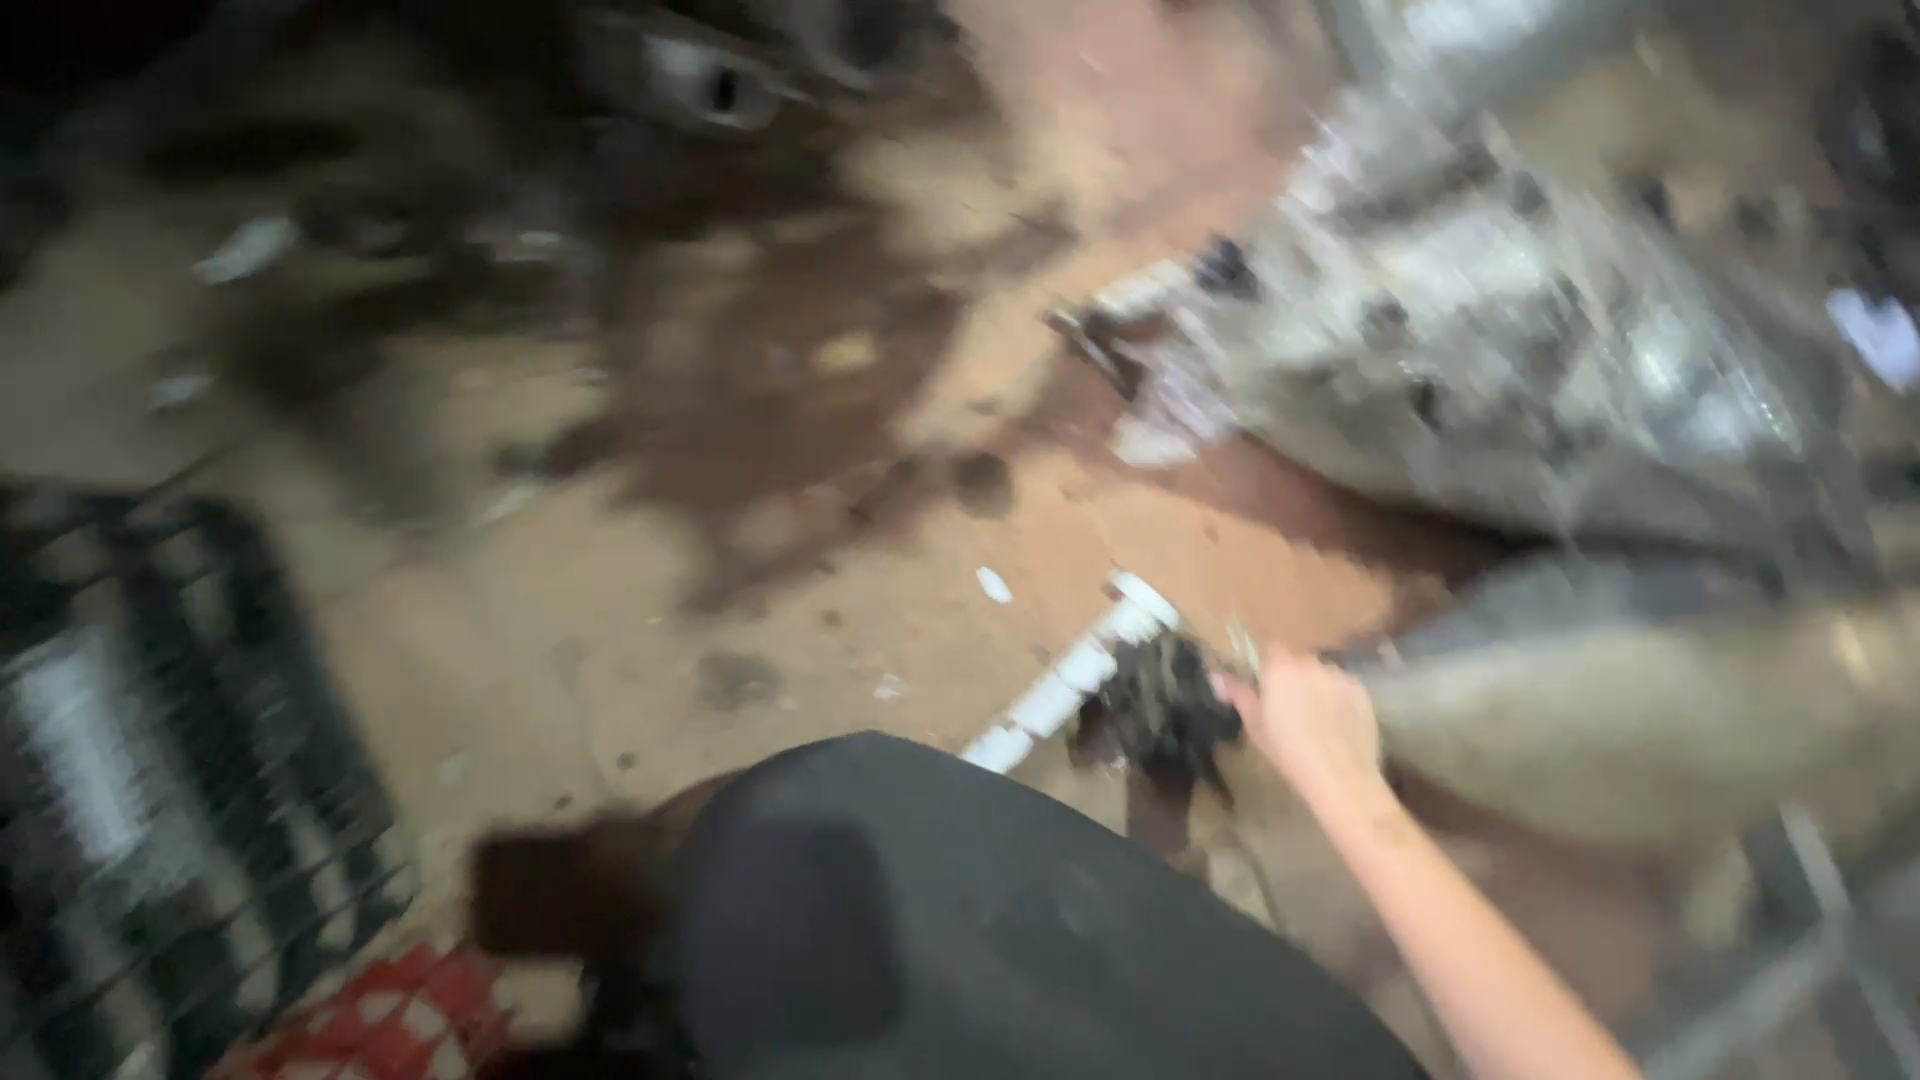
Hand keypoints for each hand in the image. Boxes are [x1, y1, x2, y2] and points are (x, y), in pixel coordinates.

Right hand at [1211, 646, 1388, 808]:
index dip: (1266, 662)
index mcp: (1280, 668)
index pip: (1269, 647)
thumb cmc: (1288, 751)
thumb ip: (1238, 693)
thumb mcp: (1255, 724)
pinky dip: (1337, 698)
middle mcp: (1311, 663)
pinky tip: (1336, 723)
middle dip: (1291, 676)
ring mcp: (1339, 676)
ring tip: (1315, 717)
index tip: (1264, 683)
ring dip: (1315, 686)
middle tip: (1287, 706)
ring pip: (1321, 674)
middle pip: (1297, 660)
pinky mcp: (1362, 691)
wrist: (1340, 777)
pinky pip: (1342, 687)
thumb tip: (1216, 676)